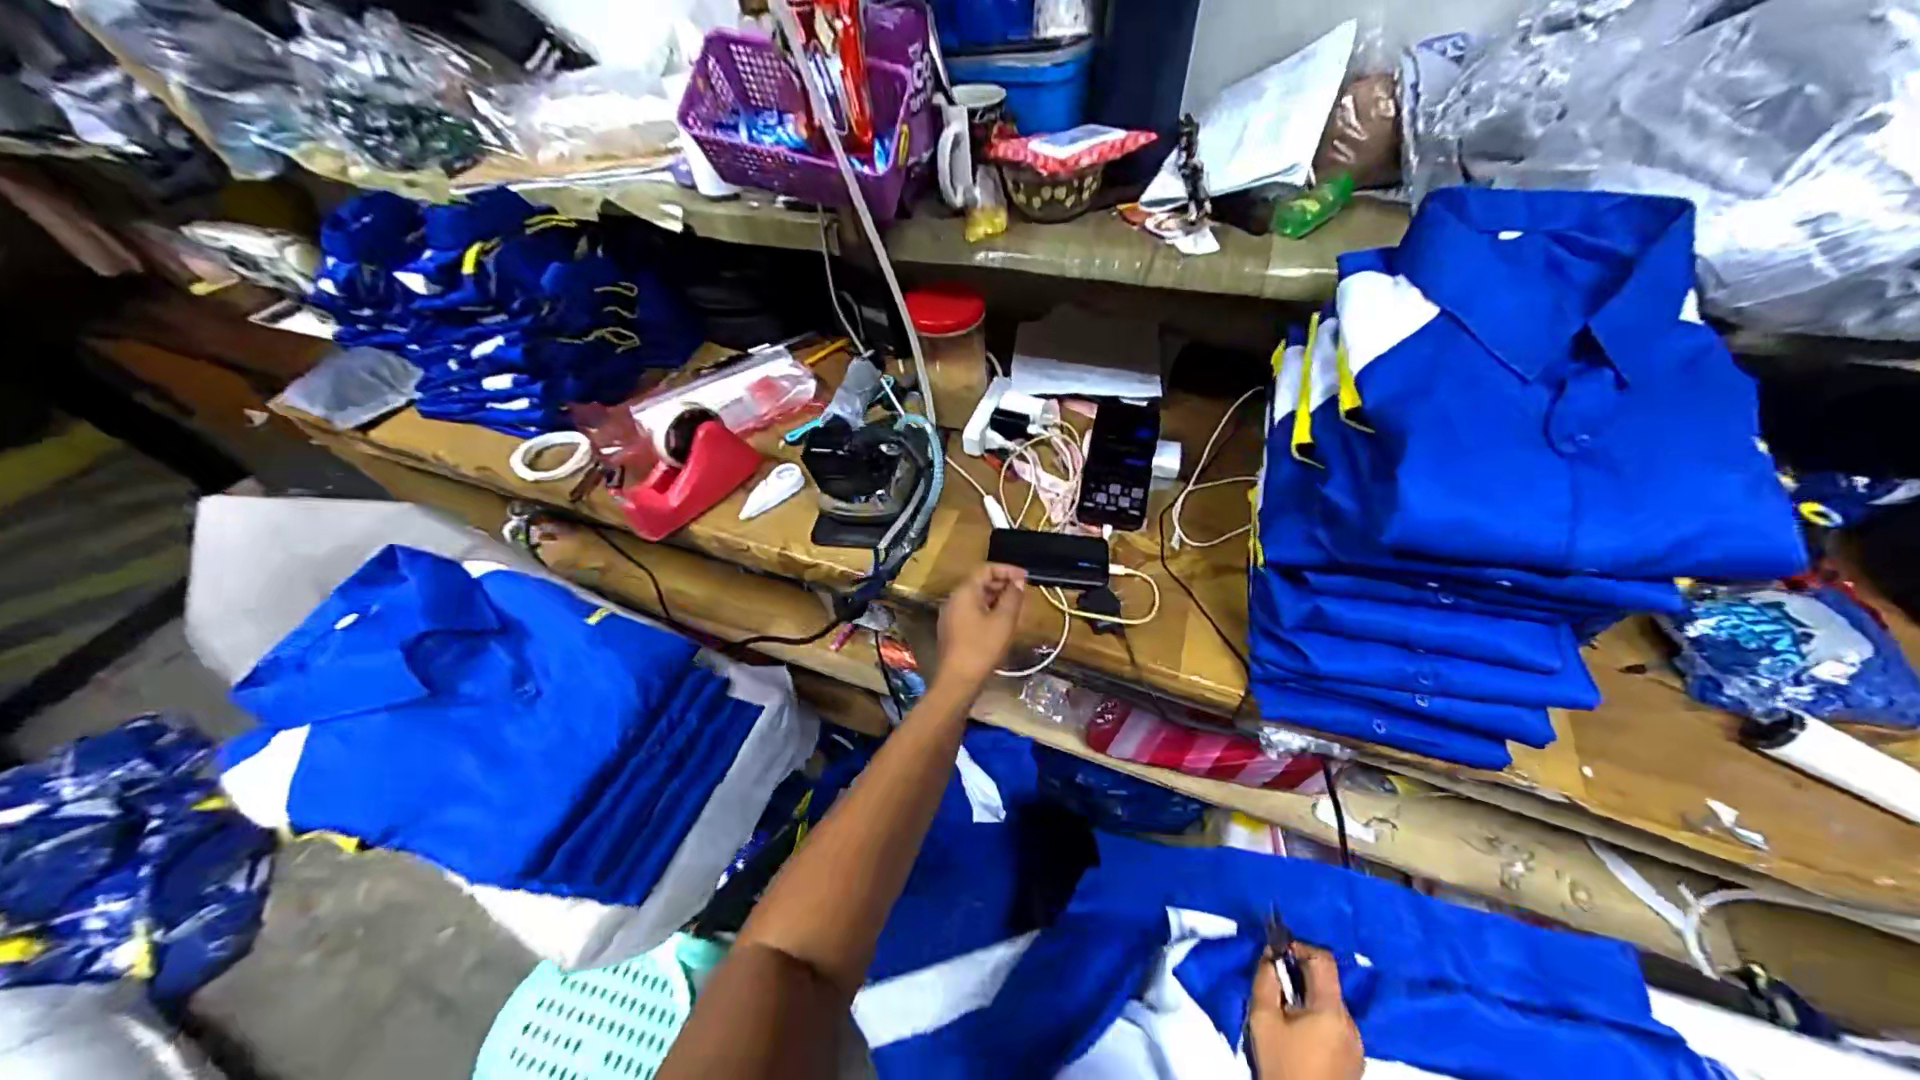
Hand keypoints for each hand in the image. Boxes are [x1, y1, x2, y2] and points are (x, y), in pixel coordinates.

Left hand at [935, 563, 1027, 688]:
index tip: (1025, 577)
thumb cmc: (982, 648)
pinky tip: (1000, 622)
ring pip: (975, 598)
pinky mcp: (952, 630)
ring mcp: (950, 615)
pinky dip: (987, 610)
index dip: (1007, 570)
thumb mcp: (1004, 621)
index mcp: (964, 592)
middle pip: (979, 582)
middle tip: (1022, 592)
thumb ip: (1013, 597)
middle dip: (1002, 583)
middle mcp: (953, 599)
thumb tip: (1018, 582)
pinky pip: (971, 611)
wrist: (958, 681)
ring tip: (1015, 606)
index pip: (985, 569)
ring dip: (996, 598)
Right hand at [1249, 944, 1363, 1079]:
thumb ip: (1265, 980)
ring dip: (1309, 997)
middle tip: (1276, 981)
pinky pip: (1336, 1025)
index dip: (1300, 946)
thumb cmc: (1282, 1065)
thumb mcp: (1263, 1019)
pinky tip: (1300, 1032)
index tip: (1278, 951)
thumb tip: (1271, 954)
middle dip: (1301, 975)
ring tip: (1286, 1009)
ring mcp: (1357, 1044)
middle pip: (1328, 983)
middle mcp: (1351, 1023)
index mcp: (1332, 1010)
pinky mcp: (1355, 1060)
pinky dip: (1318, 1017)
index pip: (1324, 960)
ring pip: (1331, 1004)